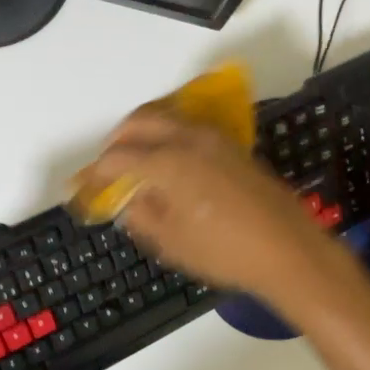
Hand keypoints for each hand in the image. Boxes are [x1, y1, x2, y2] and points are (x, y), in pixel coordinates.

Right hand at [78, 107, 338, 297]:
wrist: (288, 249)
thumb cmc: (225, 251)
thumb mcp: (172, 242)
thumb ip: (142, 215)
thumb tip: (129, 200)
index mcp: (168, 162)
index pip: (117, 157)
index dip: (95, 172)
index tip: (82, 185)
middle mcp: (189, 139)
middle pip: (140, 121)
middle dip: (117, 140)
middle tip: (107, 166)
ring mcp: (215, 139)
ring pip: (168, 118)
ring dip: (144, 132)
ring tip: (135, 161)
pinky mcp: (234, 148)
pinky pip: (189, 128)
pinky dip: (169, 135)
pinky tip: (169, 163)